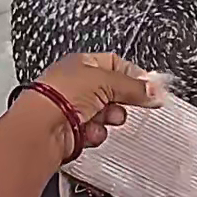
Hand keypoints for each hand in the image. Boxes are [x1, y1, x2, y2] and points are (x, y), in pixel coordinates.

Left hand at [21, 52, 163, 160]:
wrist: (41, 128)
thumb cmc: (60, 95)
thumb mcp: (106, 81)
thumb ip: (135, 87)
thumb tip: (154, 90)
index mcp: (82, 63)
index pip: (116, 64)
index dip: (134, 75)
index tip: (149, 88)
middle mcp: (76, 84)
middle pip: (113, 91)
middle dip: (121, 100)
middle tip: (128, 103)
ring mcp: (73, 108)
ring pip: (106, 114)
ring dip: (109, 118)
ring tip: (104, 118)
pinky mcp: (73, 130)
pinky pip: (96, 131)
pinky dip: (96, 133)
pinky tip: (89, 131)